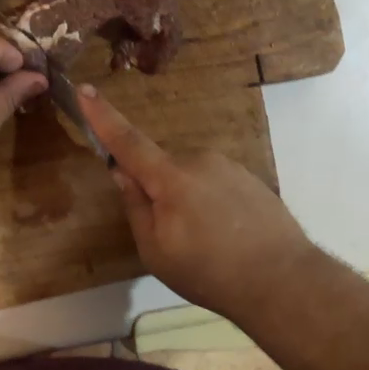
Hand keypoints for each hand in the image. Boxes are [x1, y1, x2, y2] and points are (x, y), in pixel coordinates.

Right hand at [78, 85, 320, 312]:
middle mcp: (200, 160)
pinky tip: (230, 240)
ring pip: (192, 179)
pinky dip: (214, 208)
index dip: (103, 117)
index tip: (85, 88)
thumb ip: (135, 206)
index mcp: (171, 177)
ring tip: (208, 246)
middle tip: (175, 239)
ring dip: (190, 203)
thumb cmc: (209, 271)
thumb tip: (123, 172)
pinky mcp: (252, 180)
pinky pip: (217, 187)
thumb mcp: (156, 250)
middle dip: (159, 194)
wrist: (283, 280)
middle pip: (163, 169)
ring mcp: (231, 167)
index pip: (128, 141)